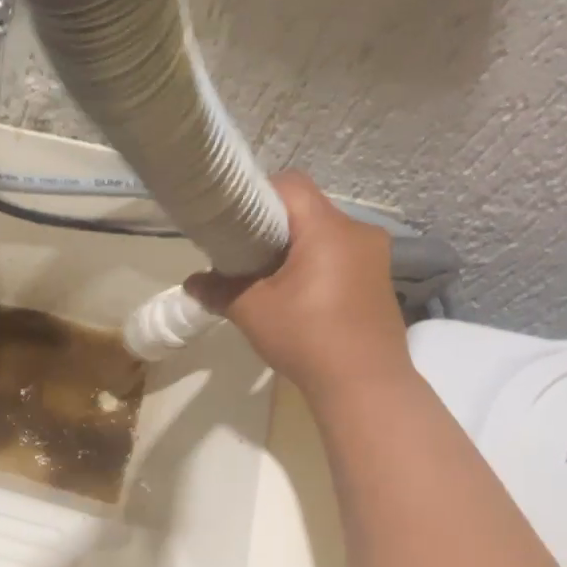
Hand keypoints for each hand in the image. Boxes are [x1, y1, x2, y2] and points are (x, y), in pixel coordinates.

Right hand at [185, 172, 412, 401]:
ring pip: (321, 234)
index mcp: (327, 229)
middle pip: (305, 210)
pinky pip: (336, 255)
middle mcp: (356, 231)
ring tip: (263, 281)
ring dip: (289, 249)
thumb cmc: (306, 337)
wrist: (362, 381)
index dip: (256, 194)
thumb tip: (192, 282)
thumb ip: (219, 289)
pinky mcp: (375, 277)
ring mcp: (372, 254)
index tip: (230, 221)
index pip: (290, 186)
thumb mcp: (251, 312)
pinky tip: (292, 297)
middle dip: (269, 227)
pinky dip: (310, 265)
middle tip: (239, 256)